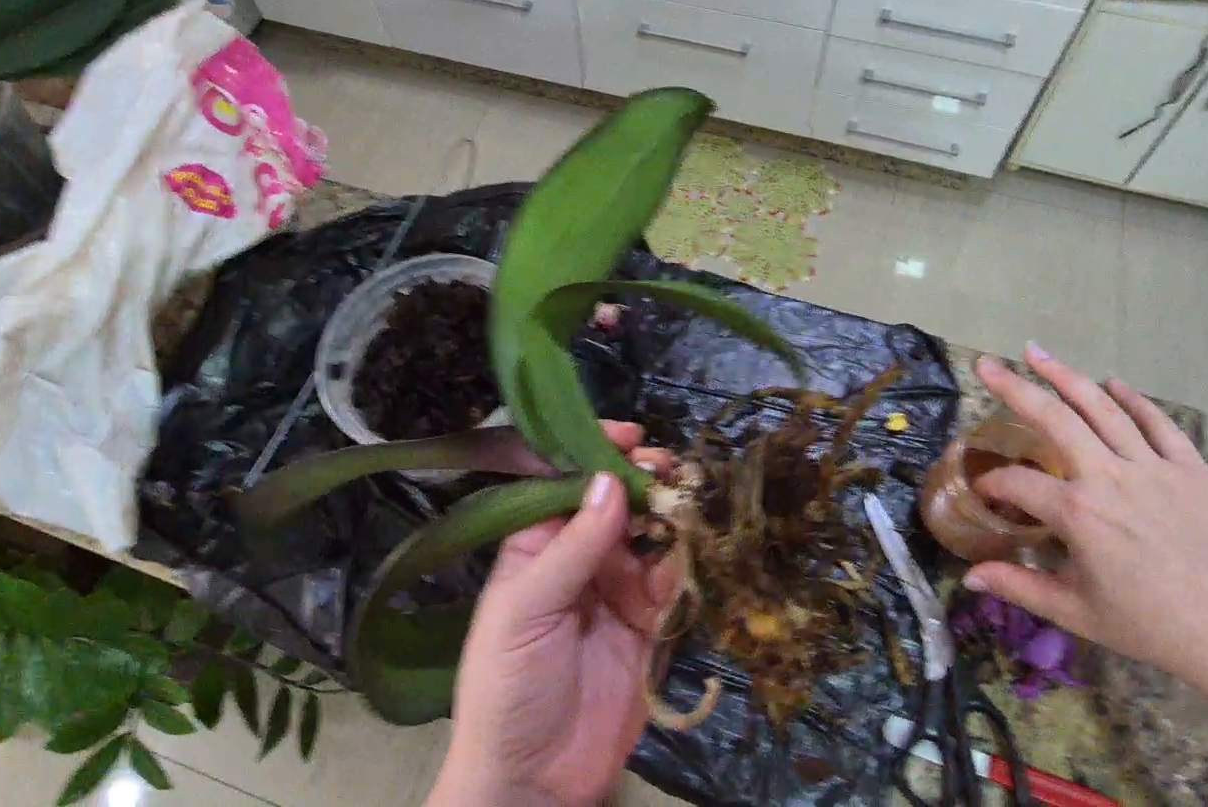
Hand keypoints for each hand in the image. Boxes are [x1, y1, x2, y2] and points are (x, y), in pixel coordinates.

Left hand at [428, 422, 681, 806]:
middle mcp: (576, 555)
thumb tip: (611, 481)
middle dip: (639, 477)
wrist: (535, 781)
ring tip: (690, 495)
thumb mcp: (526, 610)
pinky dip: (685, 555)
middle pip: (612, 499)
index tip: (627, 436)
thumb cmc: (509, 686)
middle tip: (667, 467)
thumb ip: (572, 546)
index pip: (562, 480)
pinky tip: (698, 539)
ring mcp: (615, 586)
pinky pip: (671, 576)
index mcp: (534, 544)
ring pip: (647, 531)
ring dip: (668, 510)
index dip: (592, 451)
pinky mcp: (648, 620)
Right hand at [963, 346, 1207, 700]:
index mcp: (1079, 513)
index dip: (992, 484)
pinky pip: (1159, 424)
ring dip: (1066, 376)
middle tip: (986, 364)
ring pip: (1103, 408)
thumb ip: (1018, 587)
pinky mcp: (1192, 470)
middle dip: (1014, 387)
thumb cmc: (1153, 628)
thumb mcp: (1077, 613)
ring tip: (1036, 353)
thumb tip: (969, 577)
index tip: (984, 492)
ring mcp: (1155, 468)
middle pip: (1054, 419)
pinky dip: (1134, 399)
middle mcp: (1110, 477)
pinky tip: (1113, 383)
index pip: (1017, 483)